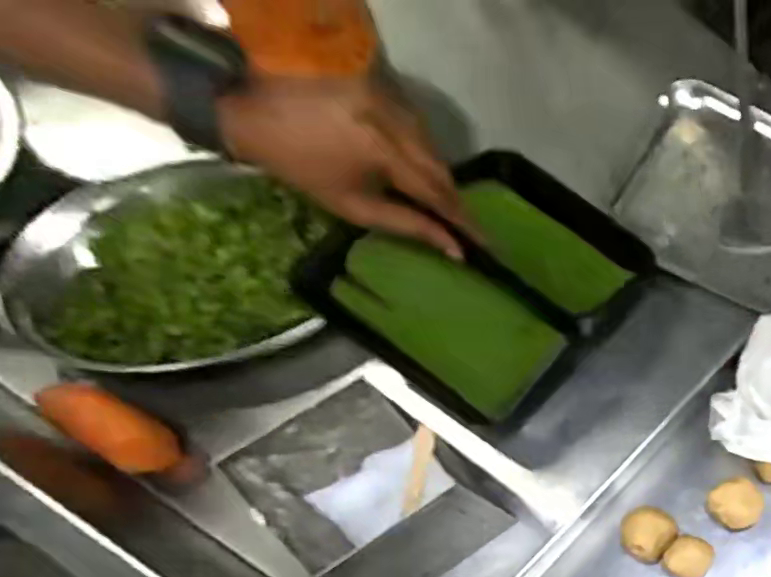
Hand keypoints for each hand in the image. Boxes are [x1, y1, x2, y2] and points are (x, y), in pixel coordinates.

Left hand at [217, 74, 467, 257]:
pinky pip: (419, 131)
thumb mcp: (352, 204)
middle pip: (442, 170)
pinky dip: (425, 153)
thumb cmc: (295, 162)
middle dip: (454, 200)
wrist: (240, 103)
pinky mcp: (381, 91)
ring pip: (434, 150)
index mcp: (386, 151)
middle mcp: (395, 123)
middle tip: (465, 225)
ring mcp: (389, 103)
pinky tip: (420, 167)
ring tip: (442, 200)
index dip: (465, 221)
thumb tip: (456, 250)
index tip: (488, 245)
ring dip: (441, 177)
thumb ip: (409, 226)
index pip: (439, 194)